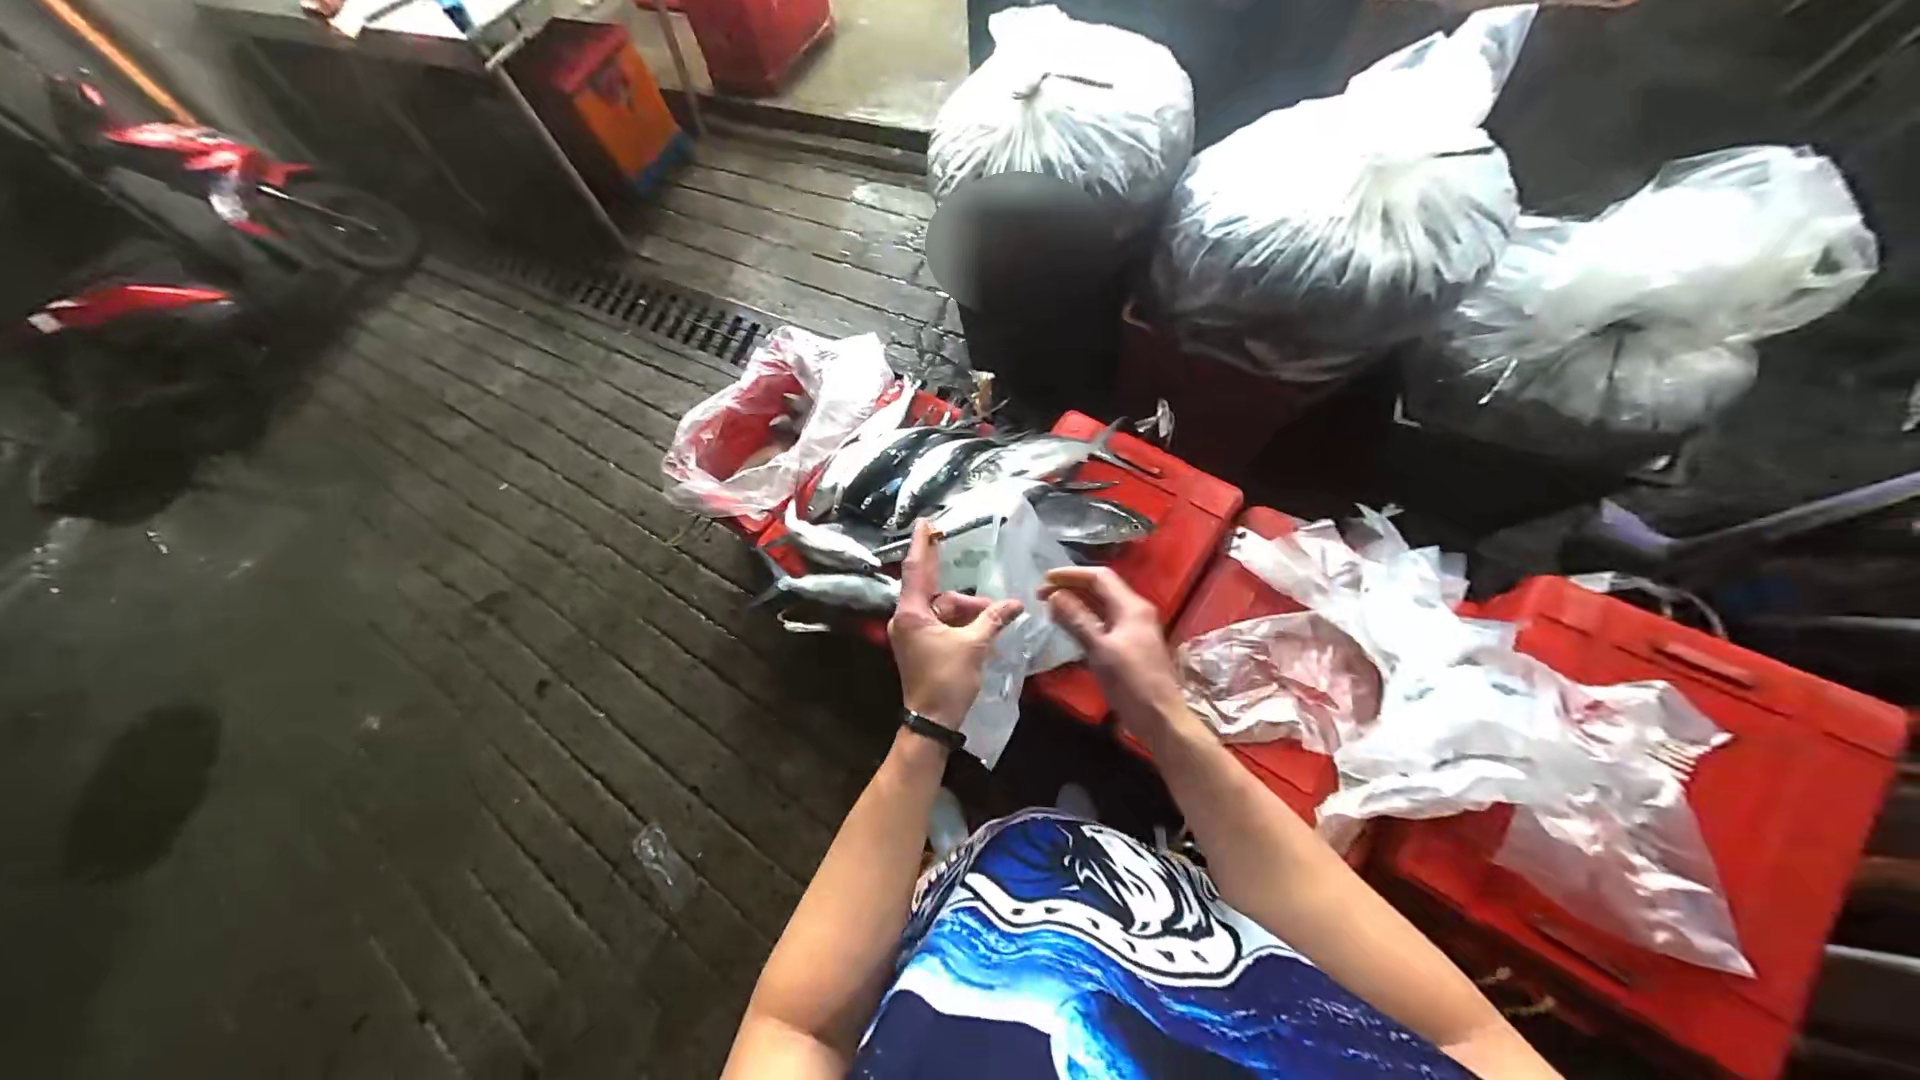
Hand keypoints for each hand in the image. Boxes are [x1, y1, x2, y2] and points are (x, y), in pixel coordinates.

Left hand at [888, 521, 1023, 727]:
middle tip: (967, 567)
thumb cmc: (947, 680)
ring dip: (966, 611)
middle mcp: (906, 618)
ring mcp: (911, 632)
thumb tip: (1015, 604)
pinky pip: (940, 623)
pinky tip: (982, 628)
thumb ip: (993, 620)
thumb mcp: (974, 646)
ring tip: (994, 619)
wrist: (931, 721)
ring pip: (942, 609)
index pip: (916, 569)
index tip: (925, 522)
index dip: (922, 544)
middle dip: (954, 582)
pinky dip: (959, 623)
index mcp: (912, 613)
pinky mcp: (918, 645)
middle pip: (934, 590)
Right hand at [1039, 567, 1185, 737]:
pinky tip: (1068, 626)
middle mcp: (1135, 611)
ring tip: (1051, 607)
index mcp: (1131, 607)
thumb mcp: (1100, 649)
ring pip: (1102, 605)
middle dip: (1071, 587)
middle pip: (1101, 588)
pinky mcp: (1131, 643)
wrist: (1160, 716)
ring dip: (1077, 602)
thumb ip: (1077, 620)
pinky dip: (1085, 618)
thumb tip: (1055, 595)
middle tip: (1042, 595)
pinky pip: (1105, 621)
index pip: (1099, 577)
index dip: (1070, 574)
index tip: (1044, 580)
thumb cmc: (1131, 682)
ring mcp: (1134, 627)